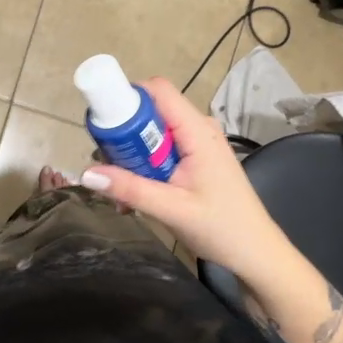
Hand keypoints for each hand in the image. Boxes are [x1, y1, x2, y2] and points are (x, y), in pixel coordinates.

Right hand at [81, 78, 290, 277]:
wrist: (255, 252)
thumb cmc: (221, 228)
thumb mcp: (171, 209)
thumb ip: (130, 189)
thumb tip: (87, 173)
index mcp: (197, 131)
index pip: (157, 90)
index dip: (126, 97)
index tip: (101, 123)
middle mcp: (199, 130)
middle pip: (151, 113)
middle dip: (124, 135)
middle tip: (106, 166)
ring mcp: (199, 145)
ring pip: (153, 135)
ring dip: (131, 157)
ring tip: (119, 189)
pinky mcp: (197, 162)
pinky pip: (162, 152)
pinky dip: (144, 169)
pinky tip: (134, 198)